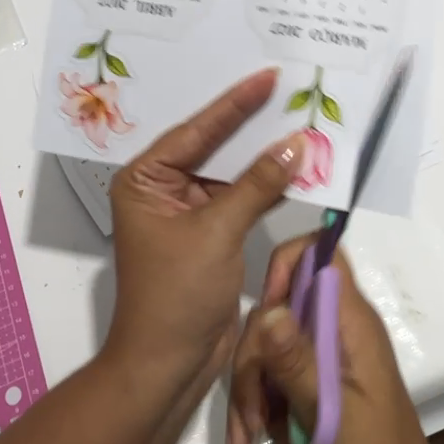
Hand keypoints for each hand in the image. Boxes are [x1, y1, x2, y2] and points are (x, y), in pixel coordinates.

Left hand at [106, 68, 307, 388]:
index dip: (234, 104)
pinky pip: (240, 199)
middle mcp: (161, 188)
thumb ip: (257, 185)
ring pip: (230, 172)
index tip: (267, 76)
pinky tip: (296, 168)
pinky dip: (267, 187)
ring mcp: (186, 211)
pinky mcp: (209, 234)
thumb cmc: (178, 292)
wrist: (169, 367)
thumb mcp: (217, 231)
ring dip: (263, 156)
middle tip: (284, 88)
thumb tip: (295, 144)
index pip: (195, 131)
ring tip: (298, 120)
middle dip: (248, 123)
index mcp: (145, 179)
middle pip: (211, 146)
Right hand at [227, 237, 432, 443]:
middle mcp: (334, 327)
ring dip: (251, 387)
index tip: (264, 313)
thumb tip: (269, 310)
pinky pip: (272, 373)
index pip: (321, 252)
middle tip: (251, 413)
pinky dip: (257, 402)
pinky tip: (252, 436)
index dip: (286, 263)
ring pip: (267, 343)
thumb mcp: (333, 414)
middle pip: (279, 306)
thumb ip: (298, 363)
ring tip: (248, 436)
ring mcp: (321, 353)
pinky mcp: (311, 379)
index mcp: (350, 321)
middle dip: (254, 355)